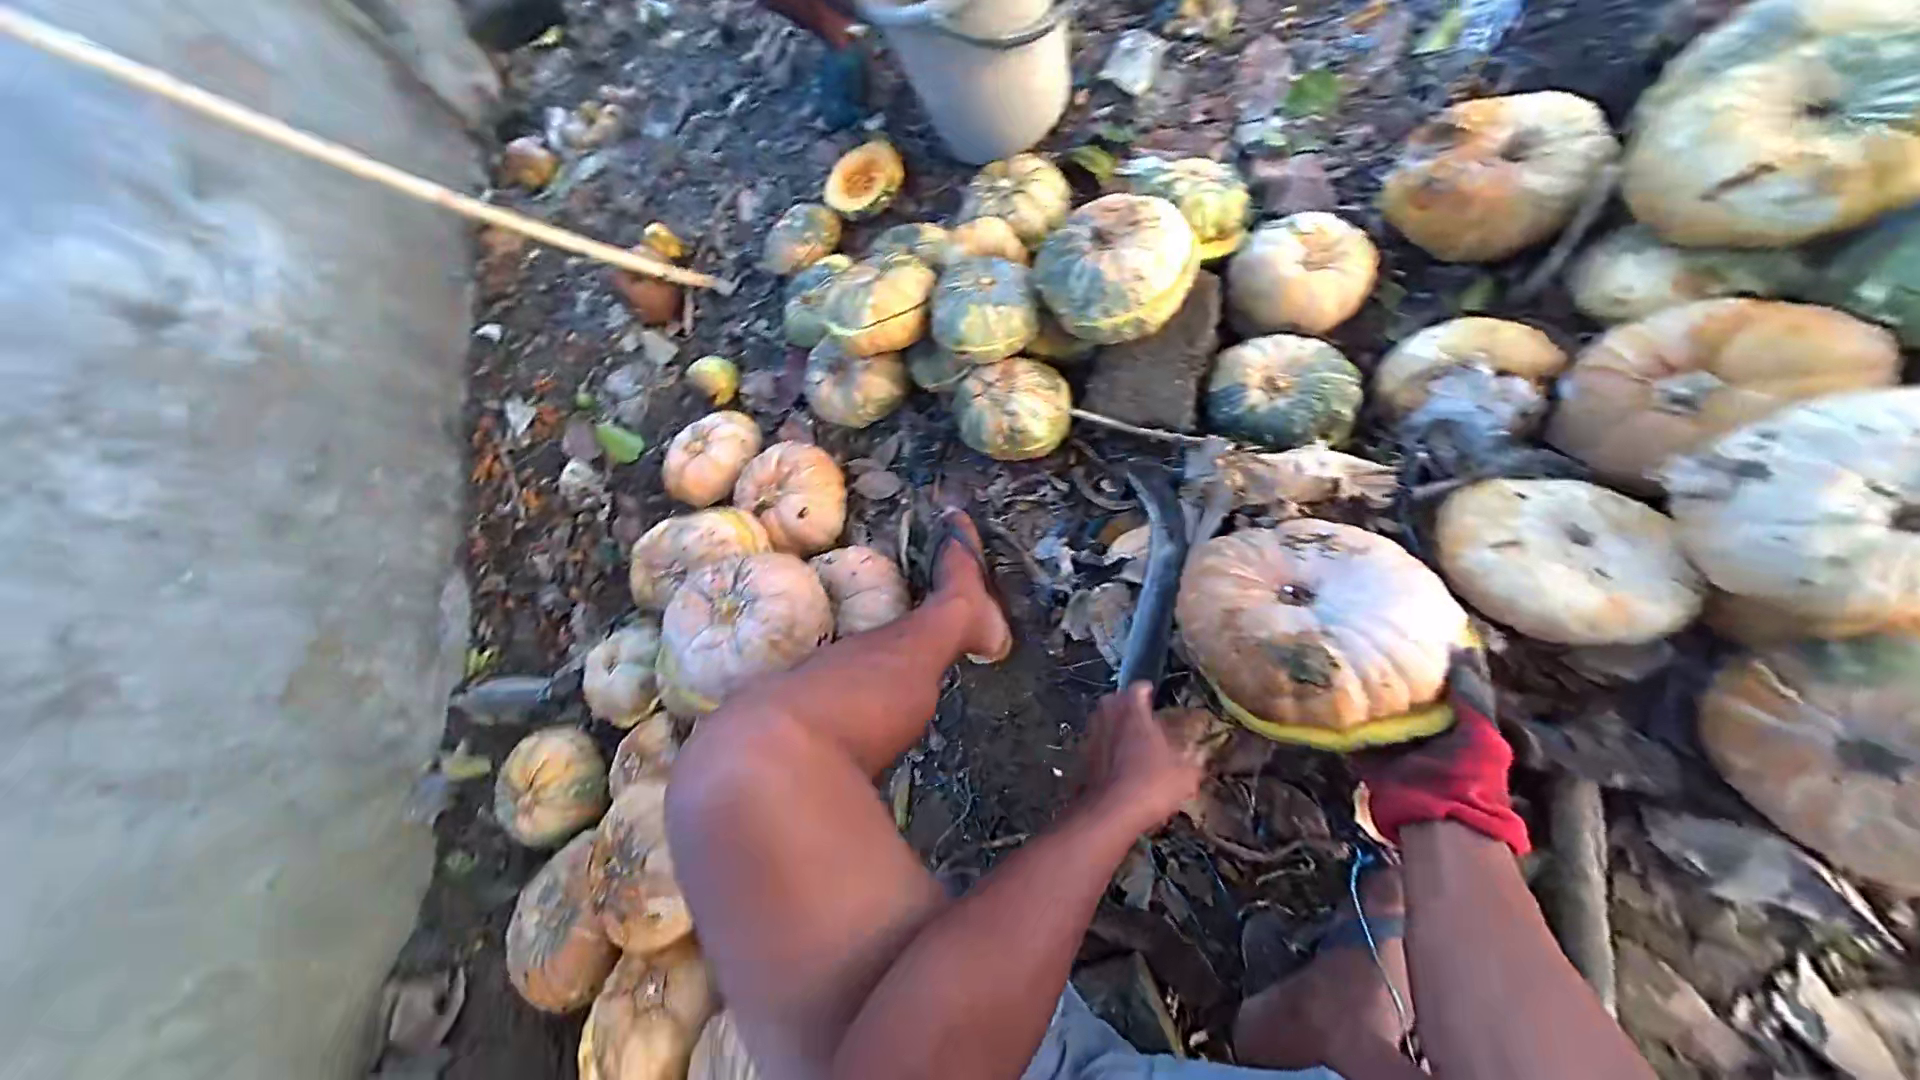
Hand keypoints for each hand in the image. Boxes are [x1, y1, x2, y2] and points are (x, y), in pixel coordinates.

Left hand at [1080, 682, 1205, 832]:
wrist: (1110, 810)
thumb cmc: (1151, 785)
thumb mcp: (1184, 776)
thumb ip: (1192, 762)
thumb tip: (1200, 758)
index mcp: (1133, 712)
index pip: (1137, 688)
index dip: (1145, 689)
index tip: (1152, 693)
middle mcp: (1108, 716)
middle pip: (1114, 699)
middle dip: (1125, 703)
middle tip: (1139, 714)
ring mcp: (1092, 734)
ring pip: (1101, 718)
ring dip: (1112, 722)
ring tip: (1128, 736)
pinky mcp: (1081, 754)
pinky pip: (1094, 740)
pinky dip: (1103, 743)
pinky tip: (1114, 759)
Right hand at [1354, 650, 1530, 856]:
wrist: (1437, 817)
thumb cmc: (1468, 774)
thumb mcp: (1481, 732)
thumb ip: (1471, 696)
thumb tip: (1460, 649)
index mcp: (1450, 718)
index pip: (1432, 681)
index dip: (1419, 659)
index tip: (1399, 633)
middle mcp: (1418, 724)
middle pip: (1398, 691)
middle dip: (1382, 670)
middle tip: (1359, 639)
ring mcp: (1389, 737)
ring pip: (1371, 705)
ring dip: (1357, 688)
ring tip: (1337, 657)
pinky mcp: (1365, 749)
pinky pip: (1348, 725)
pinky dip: (1338, 711)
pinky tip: (1325, 688)